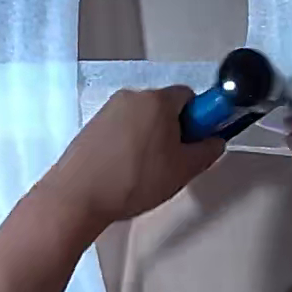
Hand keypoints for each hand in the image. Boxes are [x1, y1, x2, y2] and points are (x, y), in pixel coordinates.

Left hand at [38, 87, 226, 228]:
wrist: (77, 195)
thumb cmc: (134, 180)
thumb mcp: (183, 170)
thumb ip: (207, 151)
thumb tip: (214, 140)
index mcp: (157, 100)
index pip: (190, 96)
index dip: (199, 118)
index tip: (195, 142)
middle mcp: (132, 96)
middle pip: (164, 106)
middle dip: (174, 129)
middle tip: (173, 161)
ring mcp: (109, 108)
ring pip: (142, 117)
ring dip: (150, 137)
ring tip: (146, 171)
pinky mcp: (93, 123)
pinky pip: (122, 126)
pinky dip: (129, 142)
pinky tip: (125, 170)